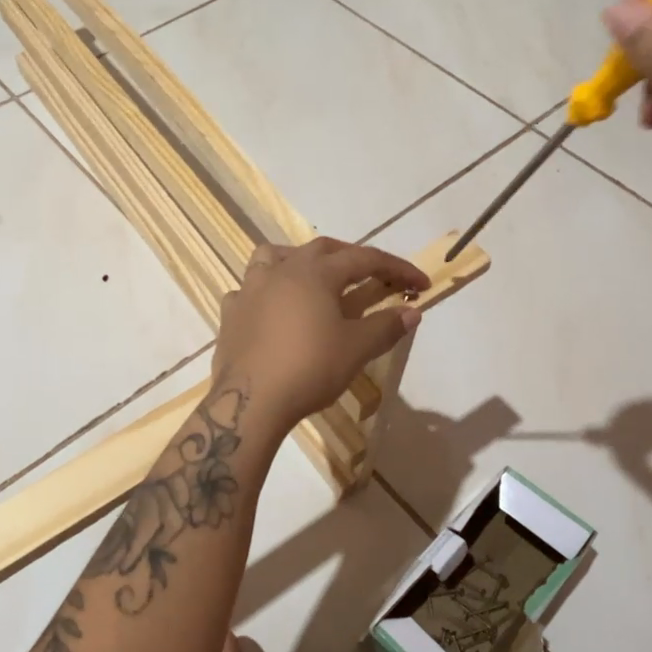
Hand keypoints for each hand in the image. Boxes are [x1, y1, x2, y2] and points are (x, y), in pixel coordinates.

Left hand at [211, 238, 429, 429]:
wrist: (251, 401)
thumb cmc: (309, 369)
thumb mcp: (356, 349)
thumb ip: (385, 326)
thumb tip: (412, 312)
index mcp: (315, 273)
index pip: (364, 258)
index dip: (396, 268)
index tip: (421, 283)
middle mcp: (281, 271)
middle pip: (320, 249)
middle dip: (351, 257)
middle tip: (372, 276)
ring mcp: (250, 289)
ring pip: (273, 257)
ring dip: (298, 260)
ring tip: (314, 279)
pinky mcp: (230, 314)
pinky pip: (249, 289)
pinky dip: (266, 292)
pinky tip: (273, 310)